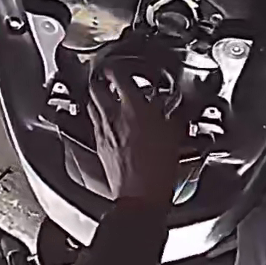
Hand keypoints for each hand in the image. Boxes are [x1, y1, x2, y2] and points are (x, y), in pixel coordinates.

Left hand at [88, 64, 183, 206]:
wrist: (140, 197)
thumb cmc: (158, 170)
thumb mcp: (173, 135)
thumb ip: (170, 116)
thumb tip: (172, 108)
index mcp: (134, 110)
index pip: (119, 77)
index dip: (117, 68)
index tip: (118, 67)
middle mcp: (114, 117)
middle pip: (97, 88)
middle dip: (102, 80)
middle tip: (109, 78)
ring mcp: (103, 131)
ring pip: (92, 104)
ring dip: (98, 97)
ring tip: (105, 96)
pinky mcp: (99, 145)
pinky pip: (94, 122)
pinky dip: (98, 116)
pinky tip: (106, 120)